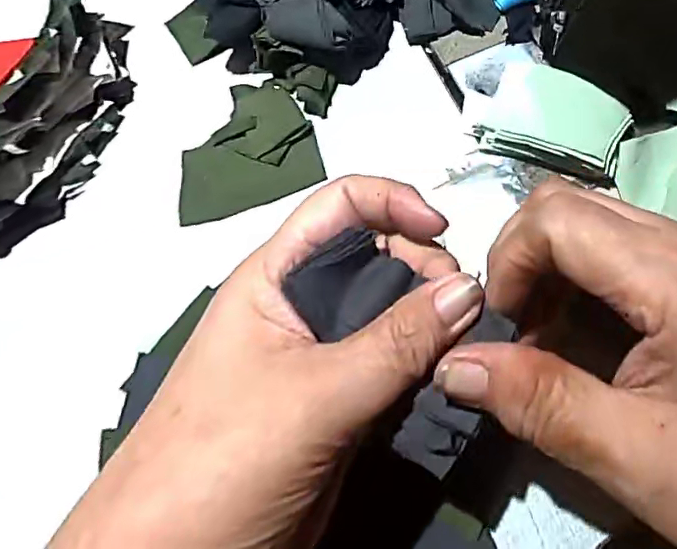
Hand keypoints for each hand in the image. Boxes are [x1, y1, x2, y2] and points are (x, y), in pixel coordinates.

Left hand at [52, 176, 485, 548]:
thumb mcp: (311, 398)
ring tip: (462, 340)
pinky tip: (450, 367)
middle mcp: (307, 304)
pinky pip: (405, 352)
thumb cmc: (207, 477)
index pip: (344, 203)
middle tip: (459, 304)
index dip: (395, 200)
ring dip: (437, 312)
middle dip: (429, 264)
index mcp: (277, 278)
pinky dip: (433, 352)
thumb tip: (469, 289)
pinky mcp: (349, 393)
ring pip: (400, 303)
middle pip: (385, 248)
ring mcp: (329, 350)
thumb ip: (395, 342)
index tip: (440, 227)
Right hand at [432, 181, 676, 548]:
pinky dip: (570, 276)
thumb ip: (543, 403)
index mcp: (667, 270)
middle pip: (566, 203)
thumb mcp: (636, 456)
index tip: (503, 331)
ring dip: (544, 267)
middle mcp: (673, 239)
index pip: (556, 216)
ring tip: (540, 341)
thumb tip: (454, 364)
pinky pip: (606, 245)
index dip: (509, 261)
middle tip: (516, 335)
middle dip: (520, 257)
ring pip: (583, 218)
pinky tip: (571, 334)